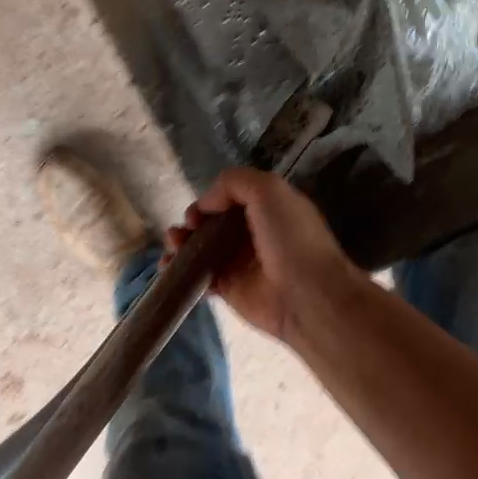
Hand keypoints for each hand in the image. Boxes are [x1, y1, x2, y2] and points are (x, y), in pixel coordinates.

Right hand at [166, 167, 365, 342]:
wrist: (308, 296)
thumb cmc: (291, 237)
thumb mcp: (268, 190)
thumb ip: (234, 182)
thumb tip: (206, 203)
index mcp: (267, 205)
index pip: (230, 196)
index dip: (210, 200)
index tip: (198, 212)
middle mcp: (253, 231)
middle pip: (213, 221)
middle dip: (191, 222)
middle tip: (182, 232)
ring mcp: (240, 261)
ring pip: (202, 247)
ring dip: (182, 244)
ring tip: (172, 248)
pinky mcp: (229, 288)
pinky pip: (200, 276)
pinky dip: (181, 271)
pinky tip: (169, 269)